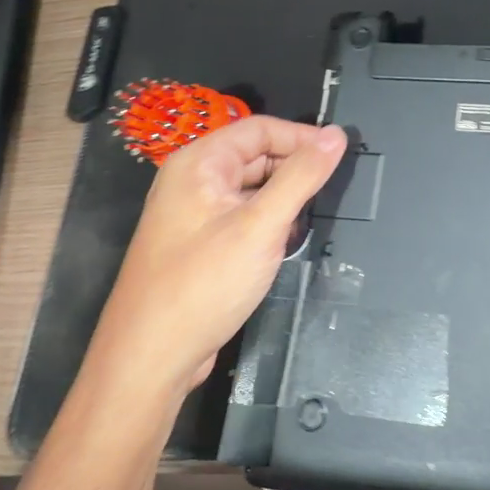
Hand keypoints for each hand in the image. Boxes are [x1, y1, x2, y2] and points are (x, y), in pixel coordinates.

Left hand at [88, 115, 346, 396]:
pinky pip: (241, 215)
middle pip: (256, 155)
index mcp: (199, 163)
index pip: (260, 129)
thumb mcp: (261, 226)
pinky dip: (267, 221)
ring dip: (282, 198)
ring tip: (311, 218)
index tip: (340, 154)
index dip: (302, 137)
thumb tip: (337, 134)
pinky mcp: (198, 244)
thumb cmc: (203, 285)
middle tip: (330, 191)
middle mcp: (191, 181)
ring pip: (251, 187)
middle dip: (294, 169)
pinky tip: (285, 243)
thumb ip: (302, 177)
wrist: (149, 360)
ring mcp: (193, 214)